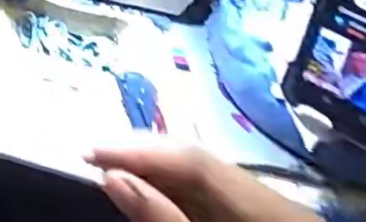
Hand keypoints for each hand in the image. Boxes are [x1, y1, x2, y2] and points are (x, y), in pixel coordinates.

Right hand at [89, 145, 318, 221]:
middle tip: (92, 159)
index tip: (89, 152)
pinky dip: (176, 195)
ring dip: (156, 174)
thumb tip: (113, 177)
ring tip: (111, 172)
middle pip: (199, 164)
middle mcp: (276, 205)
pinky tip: (148, 197)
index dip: (140, 150)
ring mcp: (273, 217)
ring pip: (204, 179)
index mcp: (272, 214)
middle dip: (144, 157)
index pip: (195, 162)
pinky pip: (213, 199)